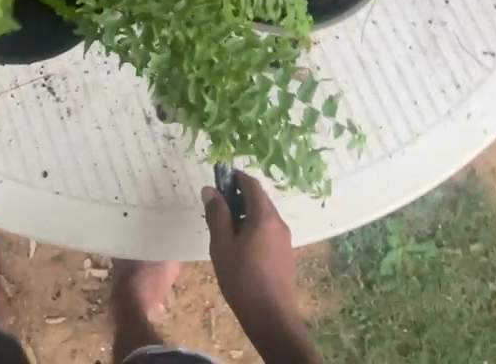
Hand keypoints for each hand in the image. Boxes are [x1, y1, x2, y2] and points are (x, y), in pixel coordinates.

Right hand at [203, 171, 300, 333]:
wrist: (272, 319)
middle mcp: (278, 222)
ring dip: (245, 213)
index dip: (234, 177)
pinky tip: (240, 246)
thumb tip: (210, 189)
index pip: (251, 184)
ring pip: (263, 216)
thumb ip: (217, 214)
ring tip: (224, 228)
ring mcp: (285, 240)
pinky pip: (268, 230)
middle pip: (259, 199)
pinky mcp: (285, 255)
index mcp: (264, 216)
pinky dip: (253, 228)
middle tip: (216, 207)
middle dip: (238, 196)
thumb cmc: (242, 279)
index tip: (217, 180)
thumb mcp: (222, 245)